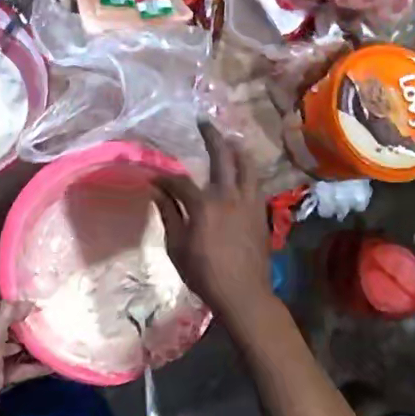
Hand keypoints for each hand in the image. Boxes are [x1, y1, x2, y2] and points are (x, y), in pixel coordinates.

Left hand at [0, 302, 50, 415]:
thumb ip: (7, 316)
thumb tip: (29, 302)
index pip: (3, 308)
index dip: (22, 305)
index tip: (47, 304)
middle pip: (13, 327)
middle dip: (33, 325)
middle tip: (58, 321)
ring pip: (19, 347)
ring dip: (37, 345)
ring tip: (61, 340)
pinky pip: (21, 366)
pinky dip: (35, 365)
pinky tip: (55, 364)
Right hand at [154, 121, 277, 322]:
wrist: (243, 292)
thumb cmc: (204, 274)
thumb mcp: (177, 246)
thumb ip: (169, 214)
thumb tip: (157, 191)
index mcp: (204, 204)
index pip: (180, 181)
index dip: (165, 178)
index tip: (153, 177)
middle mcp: (229, 195)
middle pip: (222, 157)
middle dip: (212, 137)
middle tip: (204, 123)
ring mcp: (249, 201)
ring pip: (247, 165)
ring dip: (237, 149)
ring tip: (230, 140)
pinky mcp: (261, 211)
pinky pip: (255, 182)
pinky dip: (247, 170)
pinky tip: (243, 171)